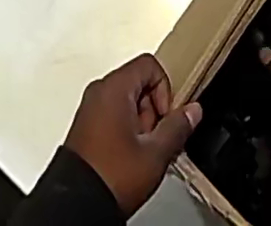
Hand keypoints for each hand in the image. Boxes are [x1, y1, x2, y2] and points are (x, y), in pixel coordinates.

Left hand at [64, 53, 202, 215]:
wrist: (77, 204)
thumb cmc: (110, 176)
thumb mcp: (155, 153)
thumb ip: (178, 127)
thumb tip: (193, 111)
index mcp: (115, 87)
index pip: (149, 65)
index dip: (165, 89)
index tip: (165, 118)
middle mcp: (99, 91)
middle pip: (139, 82)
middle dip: (153, 110)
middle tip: (153, 140)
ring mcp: (90, 108)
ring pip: (127, 100)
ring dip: (140, 123)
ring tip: (140, 153)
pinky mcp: (85, 125)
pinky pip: (113, 114)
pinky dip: (126, 130)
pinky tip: (128, 158)